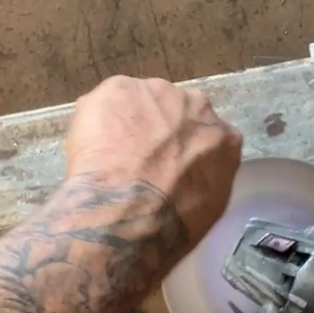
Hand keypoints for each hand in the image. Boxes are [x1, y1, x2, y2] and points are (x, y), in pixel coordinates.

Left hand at [66, 76, 241, 242]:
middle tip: (136, 160)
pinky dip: (95, 124)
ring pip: (138, 104)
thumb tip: (192, 176)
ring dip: (126, 124)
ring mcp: (157, 92)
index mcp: (222, 137)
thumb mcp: (209, 207)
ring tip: (109, 159)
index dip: (181, 150)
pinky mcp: (118, 89)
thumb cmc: (171, 224)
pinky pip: (105, 105)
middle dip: (156, 130)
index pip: (205, 136)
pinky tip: (91, 152)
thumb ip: (207, 177)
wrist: (129, 213)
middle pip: (173, 111)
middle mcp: (195, 105)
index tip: (166, 166)